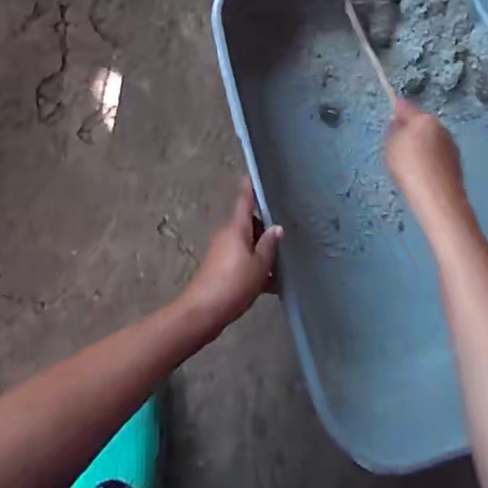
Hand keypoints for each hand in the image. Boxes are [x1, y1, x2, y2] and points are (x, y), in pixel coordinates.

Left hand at [177, 179, 281, 335]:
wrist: (202, 313)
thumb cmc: (233, 284)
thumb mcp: (259, 266)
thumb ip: (269, 245)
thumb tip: (276, 228)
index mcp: (236, 228)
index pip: (244, 200)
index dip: (249, 187)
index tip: (252, 174)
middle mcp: (227, 235)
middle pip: (249, 225)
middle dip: (265, 232)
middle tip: (285, 242)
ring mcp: (221, 252)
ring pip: (247, 245)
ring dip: (261, 254)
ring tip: (281, 269)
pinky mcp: (219, 269)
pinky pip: (241, 261)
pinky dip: (254, 268)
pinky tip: (269, 286)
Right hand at [386, 104, 468, 221]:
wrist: (437, 196)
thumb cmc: (409, 166)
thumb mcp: (390, 144)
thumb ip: (393, 129)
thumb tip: (398, 121)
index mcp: (425, 119)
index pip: (408, 108)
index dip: (397, 111)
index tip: (391, 120)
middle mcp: (442, 128)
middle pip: (422, 125)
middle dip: (411, 132)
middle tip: (396, 148)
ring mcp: (452, 146)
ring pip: (431, 141)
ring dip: (422, 147)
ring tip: (409, 166)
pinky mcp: (457, 164)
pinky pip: (438, 156)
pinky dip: (431, 161)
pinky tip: (422, 175)